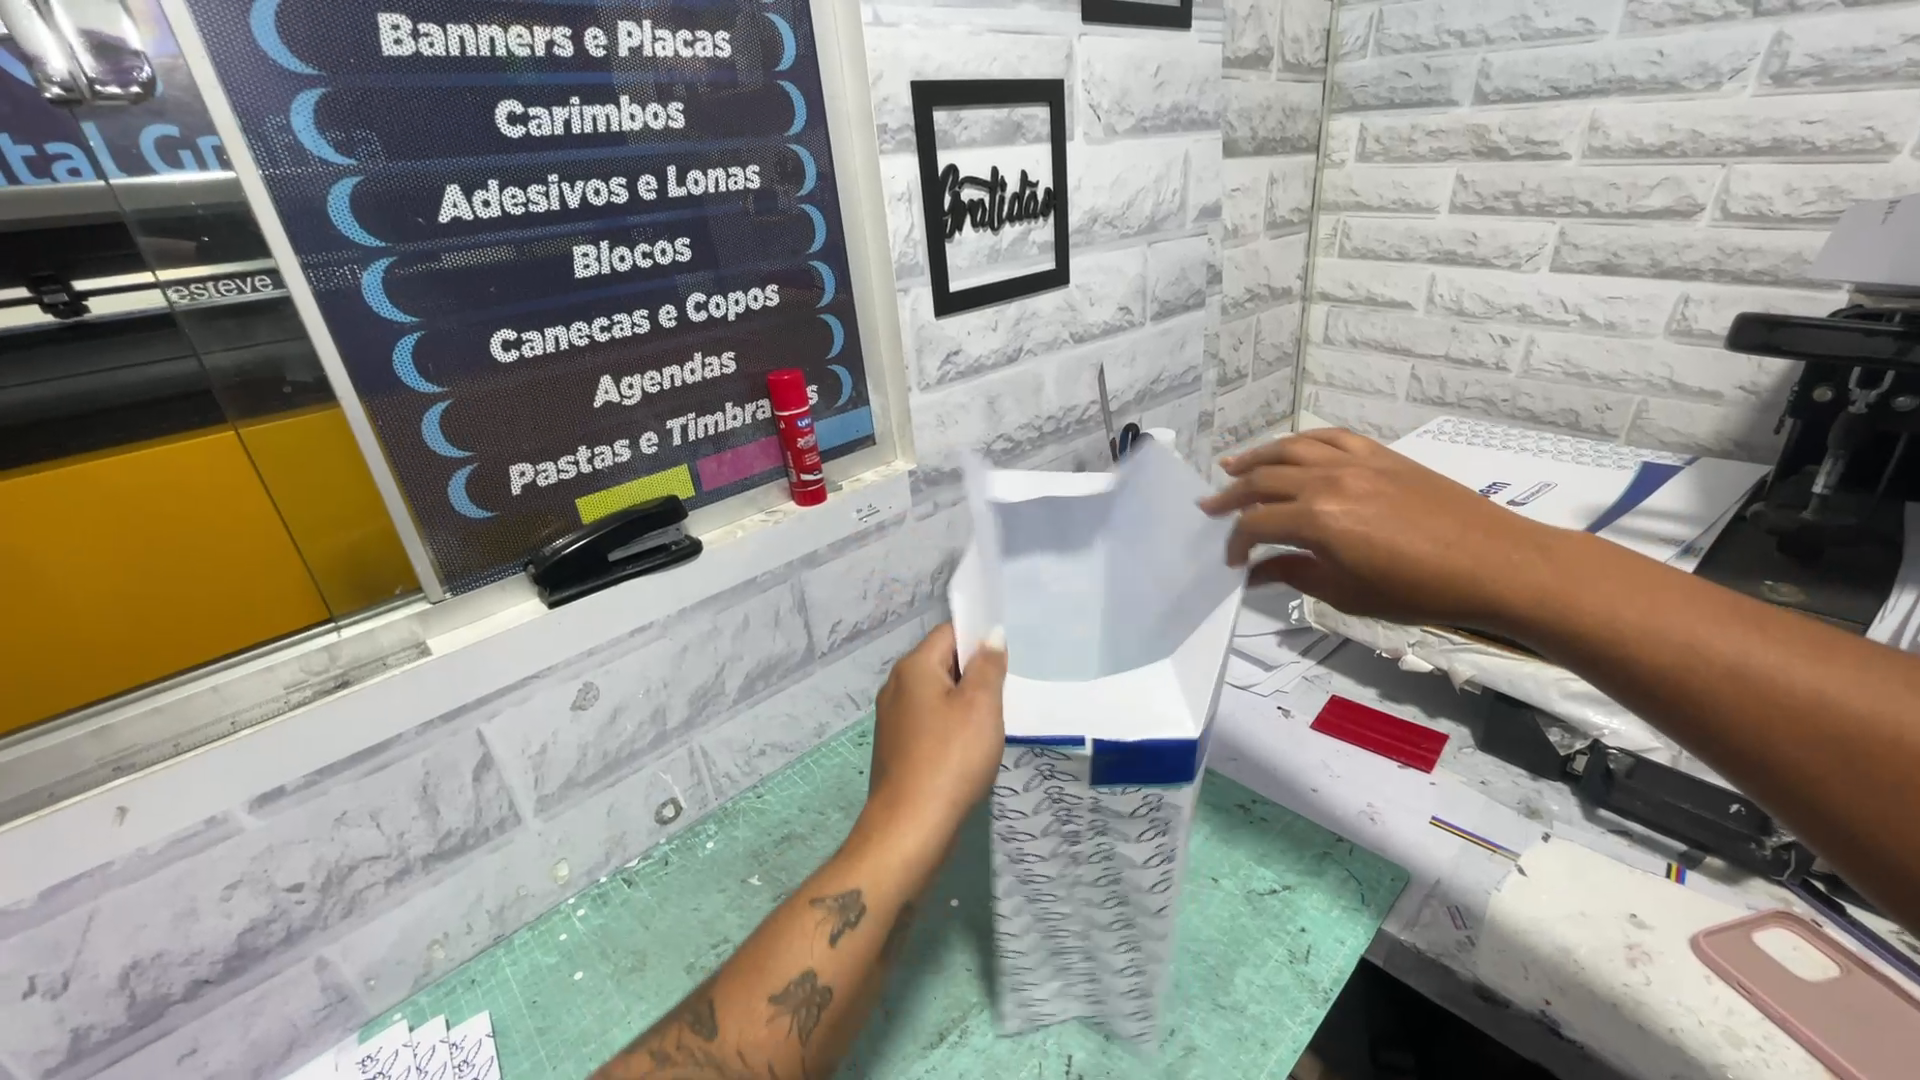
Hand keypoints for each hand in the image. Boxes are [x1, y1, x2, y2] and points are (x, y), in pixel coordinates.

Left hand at [864, 624, 1007, 844]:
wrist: (911, 826)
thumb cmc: (951, 757)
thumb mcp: (981, 706)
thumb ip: (989, 665)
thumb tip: (991, 635)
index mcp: (913, 668)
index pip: (949, 633)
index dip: (978, 641)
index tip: (1005, 664)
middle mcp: (896, 687)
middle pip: (941, 663)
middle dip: (974, 675)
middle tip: (1004, 696)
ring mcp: (892, 719)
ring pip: (936, 696)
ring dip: (964, 705)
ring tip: (990, 726)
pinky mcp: (896, 748)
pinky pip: (928, 723)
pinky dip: (950, 729)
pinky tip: (968, 751)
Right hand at [1198, 428, 1569, 632]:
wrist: (1495, 563)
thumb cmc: (1418, 590)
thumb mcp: (1346, 593)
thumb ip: (1294, 574)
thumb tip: (1255, 572)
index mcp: (1316, 520)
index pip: (1255, 525)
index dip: (1235, 544)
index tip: (1232, 562)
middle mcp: (1327, 480)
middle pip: (1262, 480)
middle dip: (1230, 497)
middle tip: (1208, 508)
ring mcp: (1355, 461)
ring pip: (1289, 448)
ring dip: (1255, 458)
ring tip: (1231, 467)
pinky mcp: (1380, 454)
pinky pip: (1329, 437)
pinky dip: (1300, 441)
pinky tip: (1289, 449)